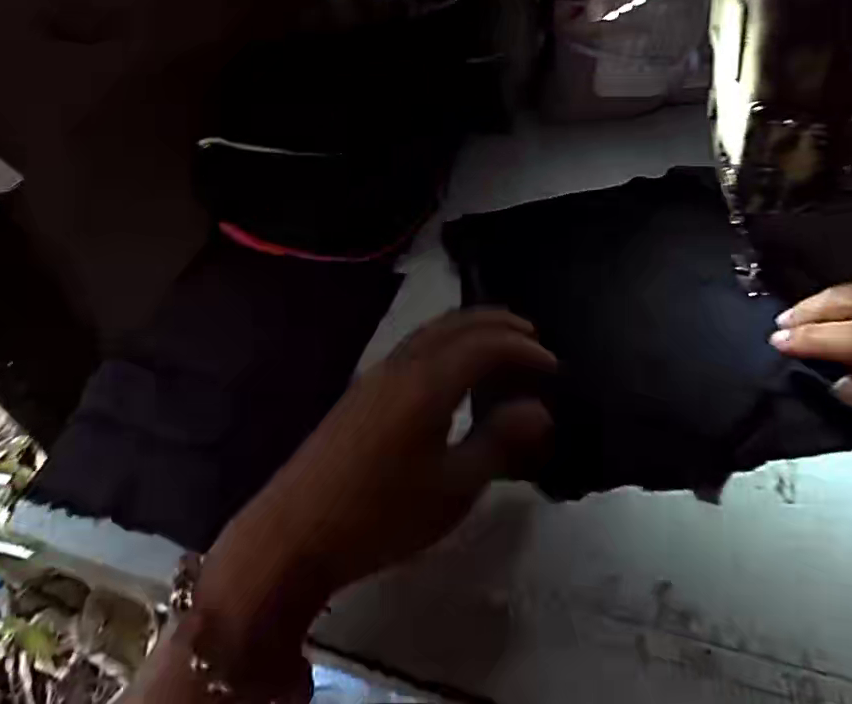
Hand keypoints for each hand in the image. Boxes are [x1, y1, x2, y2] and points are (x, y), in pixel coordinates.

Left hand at [198, 309, 555, 639]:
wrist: (297, 528)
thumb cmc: (384, 514)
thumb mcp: (454, 487)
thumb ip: (498, 442)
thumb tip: (538, 409)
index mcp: (427, 382)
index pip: (483, 345)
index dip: (522, 349)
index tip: (554, 366)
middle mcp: (400, 365)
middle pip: (453, 324)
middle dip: (495, 323)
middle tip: (531, 335)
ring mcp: (374, 375)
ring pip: (428, 332)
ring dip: (466, 329)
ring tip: (497, 344)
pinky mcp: (360, 391)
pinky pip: (412, 348)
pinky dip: (443, 343)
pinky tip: (450, 370)